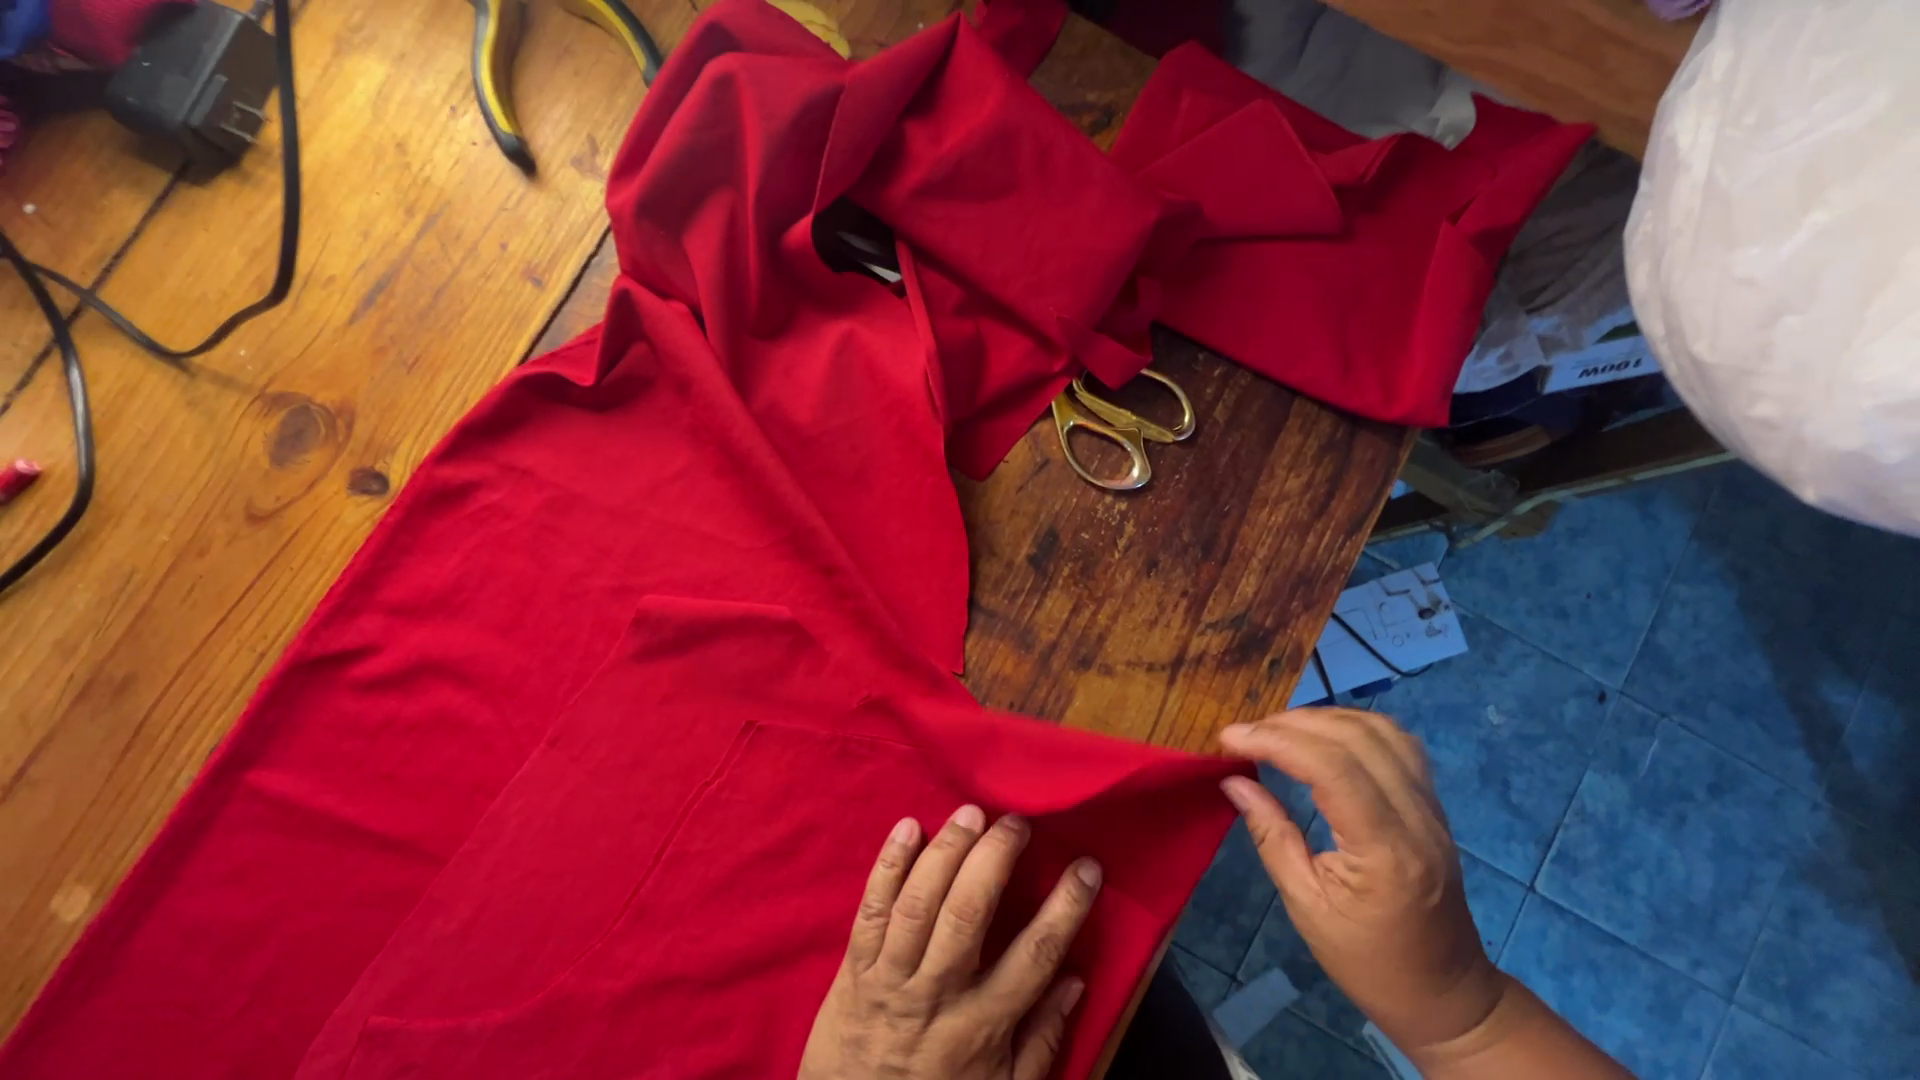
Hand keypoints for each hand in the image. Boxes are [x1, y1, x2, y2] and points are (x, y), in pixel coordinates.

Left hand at [798, 804, 1102, 1079]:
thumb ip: (1041, 1040)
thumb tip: (1076, 981)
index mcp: (981, 1025)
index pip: (1034, 954)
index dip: (1065, 907)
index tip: (1086, 866)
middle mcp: (937, 994)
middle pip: (968, 914)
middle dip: (994, 860)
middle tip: (1016, 821)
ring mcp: (891, 978)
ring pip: (918, 905)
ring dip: (945, 852)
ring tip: (971, 813)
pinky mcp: (854, 969)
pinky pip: (869, 911)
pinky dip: (887, 866)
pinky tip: (907, 827)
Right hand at [1217, 708, 1503, 1058]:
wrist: (1444, 993)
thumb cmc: (1367, 960)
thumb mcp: (1306, 905)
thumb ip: (1271, 835)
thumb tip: (1233, 781)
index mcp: (1385, 850)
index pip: (1332, 767)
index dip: (1275, 740)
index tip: (1228, 739)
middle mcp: (1417, 817)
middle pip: (1356, 737)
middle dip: (1291, 724)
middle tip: (1244, 734)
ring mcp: (1432, 808)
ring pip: (1381, 730)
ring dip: (1323, 718)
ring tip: (1276, 731)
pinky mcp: (1432, 804)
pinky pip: (1397, 744)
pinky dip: (1353, 727)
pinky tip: (1322, 737)